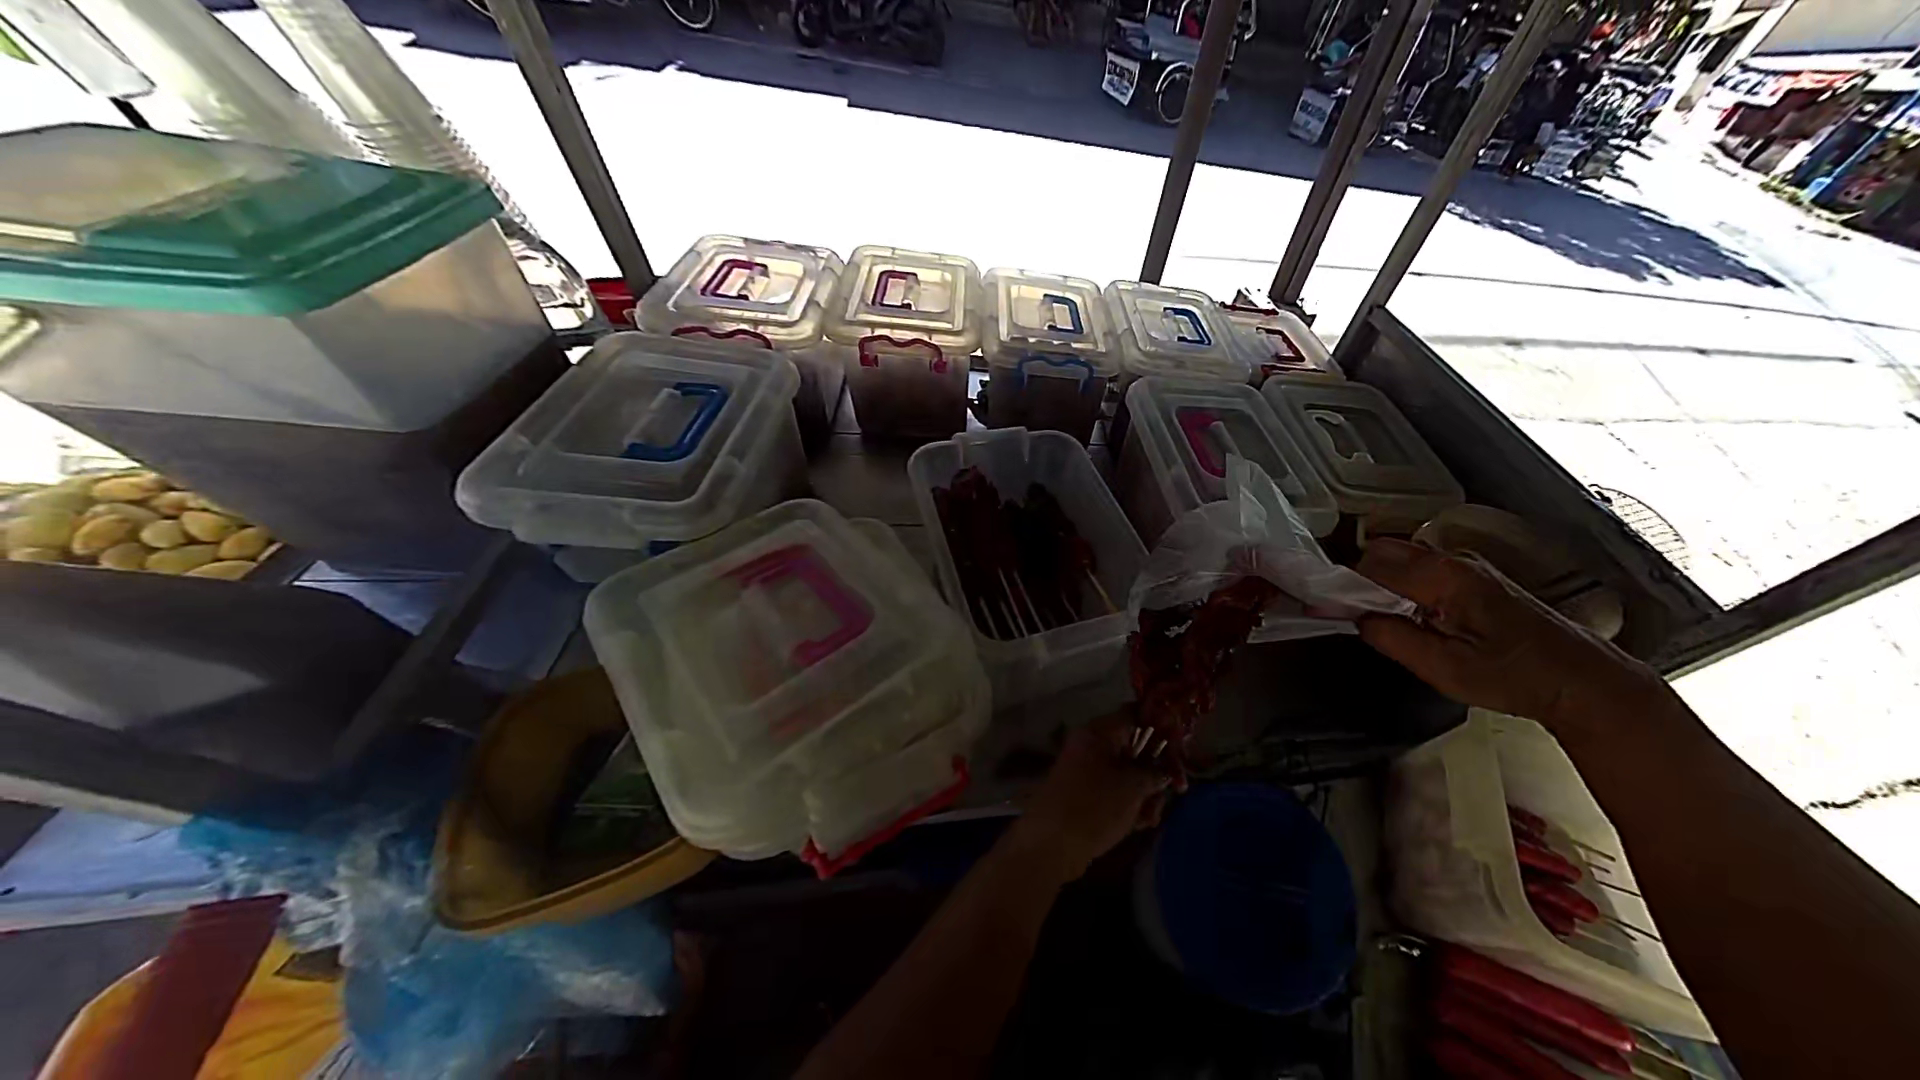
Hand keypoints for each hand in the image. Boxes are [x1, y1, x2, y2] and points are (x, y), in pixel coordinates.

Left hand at [1016, 714, 1169, 880]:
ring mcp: (1086, 772)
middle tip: (1174, 791)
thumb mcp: (1132, 788)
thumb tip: (1166, 770)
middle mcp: (1090, 747)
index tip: (1181, 743)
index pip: (1133, 715)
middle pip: (1134, 748)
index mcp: (1097, 734)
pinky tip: (1141, 824)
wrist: (1051, 845)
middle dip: (1155, 771)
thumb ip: (1154, 773)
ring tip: (1151, 817)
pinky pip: (1115, 792)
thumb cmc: (1094, 807)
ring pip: (1127, 774)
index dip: (1159, 725)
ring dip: (1145, 793)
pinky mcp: (1085, 795)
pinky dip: (1130, 804)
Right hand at [1352, 538, 1667, 732]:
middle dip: (1357, 579)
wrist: (1585, 683)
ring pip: (1401, 557)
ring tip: (1377, 618)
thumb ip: (1391, 637)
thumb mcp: (1443, 668)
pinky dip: (1400, 584)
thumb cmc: (1519, 678)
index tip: (1323, 608)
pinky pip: (1421, 567)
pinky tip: (1406, 615)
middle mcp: (1455, 560)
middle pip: (1382, 551)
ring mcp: (1467, 565)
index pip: (1370, 566)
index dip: (1340, 587)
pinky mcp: (1475, 576)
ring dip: (1379, 581)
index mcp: (1445, 577)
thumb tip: (1356, 618)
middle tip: (1349, 614)